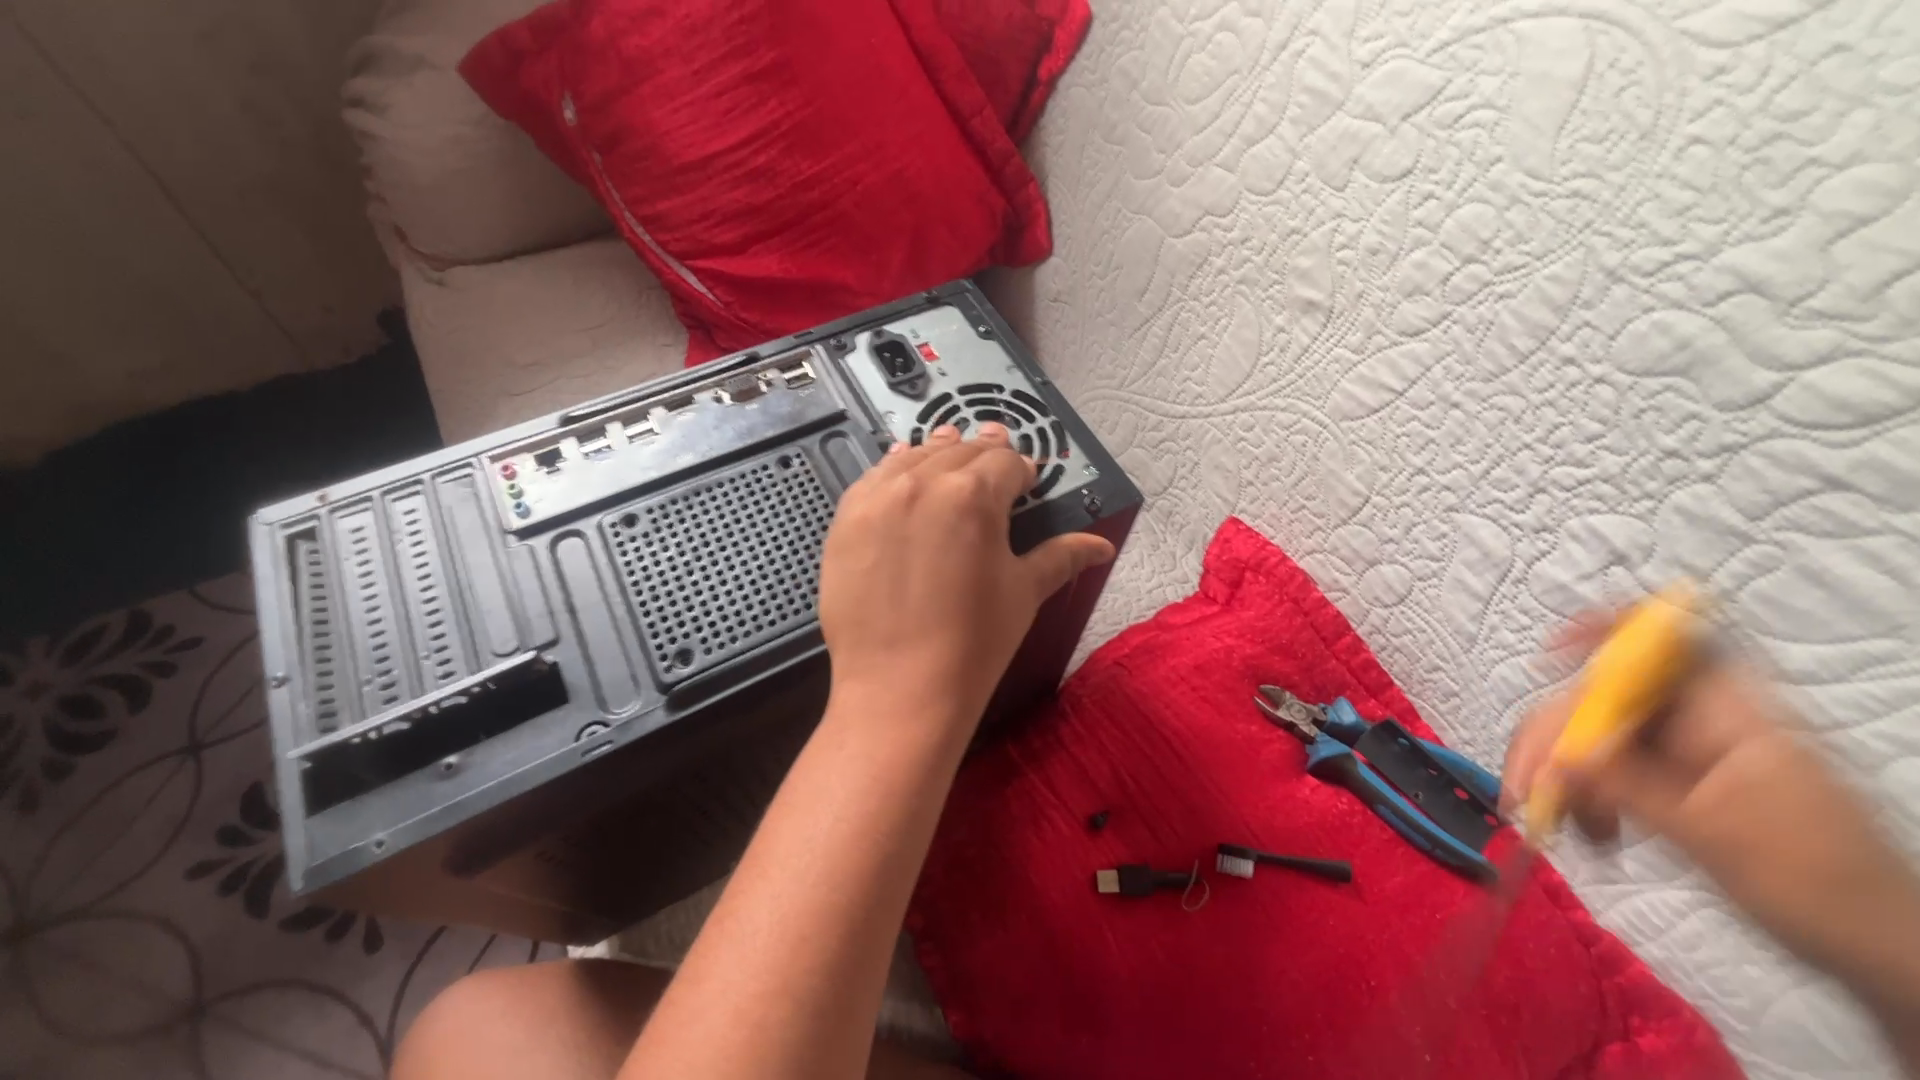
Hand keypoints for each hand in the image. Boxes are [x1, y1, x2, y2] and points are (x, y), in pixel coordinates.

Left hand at [816, 423, 1115, 730]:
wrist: (900, 688)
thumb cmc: (973, 643)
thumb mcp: (1023, 593)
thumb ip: (1061, 556)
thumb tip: (1101, 545)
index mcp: (974, 496)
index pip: (1005, 463)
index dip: (1022, 471)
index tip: (1026, 482)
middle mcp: (922, 484)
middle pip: (958, 451)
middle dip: (982, 454)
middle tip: (995, 456)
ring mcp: (877, 500)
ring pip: (912, 457)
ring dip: (936, 452)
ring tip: (950, 449)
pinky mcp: (845, 521)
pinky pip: (871, 480)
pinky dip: (892, 471)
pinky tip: (901, 471)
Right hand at [1503, 619, 1919, 998]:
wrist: (1887, 953)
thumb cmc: (1817, 889)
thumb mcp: (1713, 839)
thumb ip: (1629, 788)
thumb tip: (1556, 754)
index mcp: (1732, 718)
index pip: (1666, 648)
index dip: (1605, 634)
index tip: (1549, 656)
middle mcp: (1707, 725)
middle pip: (1609, 701)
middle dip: (1555, 741)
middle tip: (1521, 794)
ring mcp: (1695, 756)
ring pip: (1604, 740)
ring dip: (1567, 779)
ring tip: (1560, 830)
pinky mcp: (1685, 787)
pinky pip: (1618, 774)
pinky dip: (1593, 800)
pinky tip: (1593, 837)